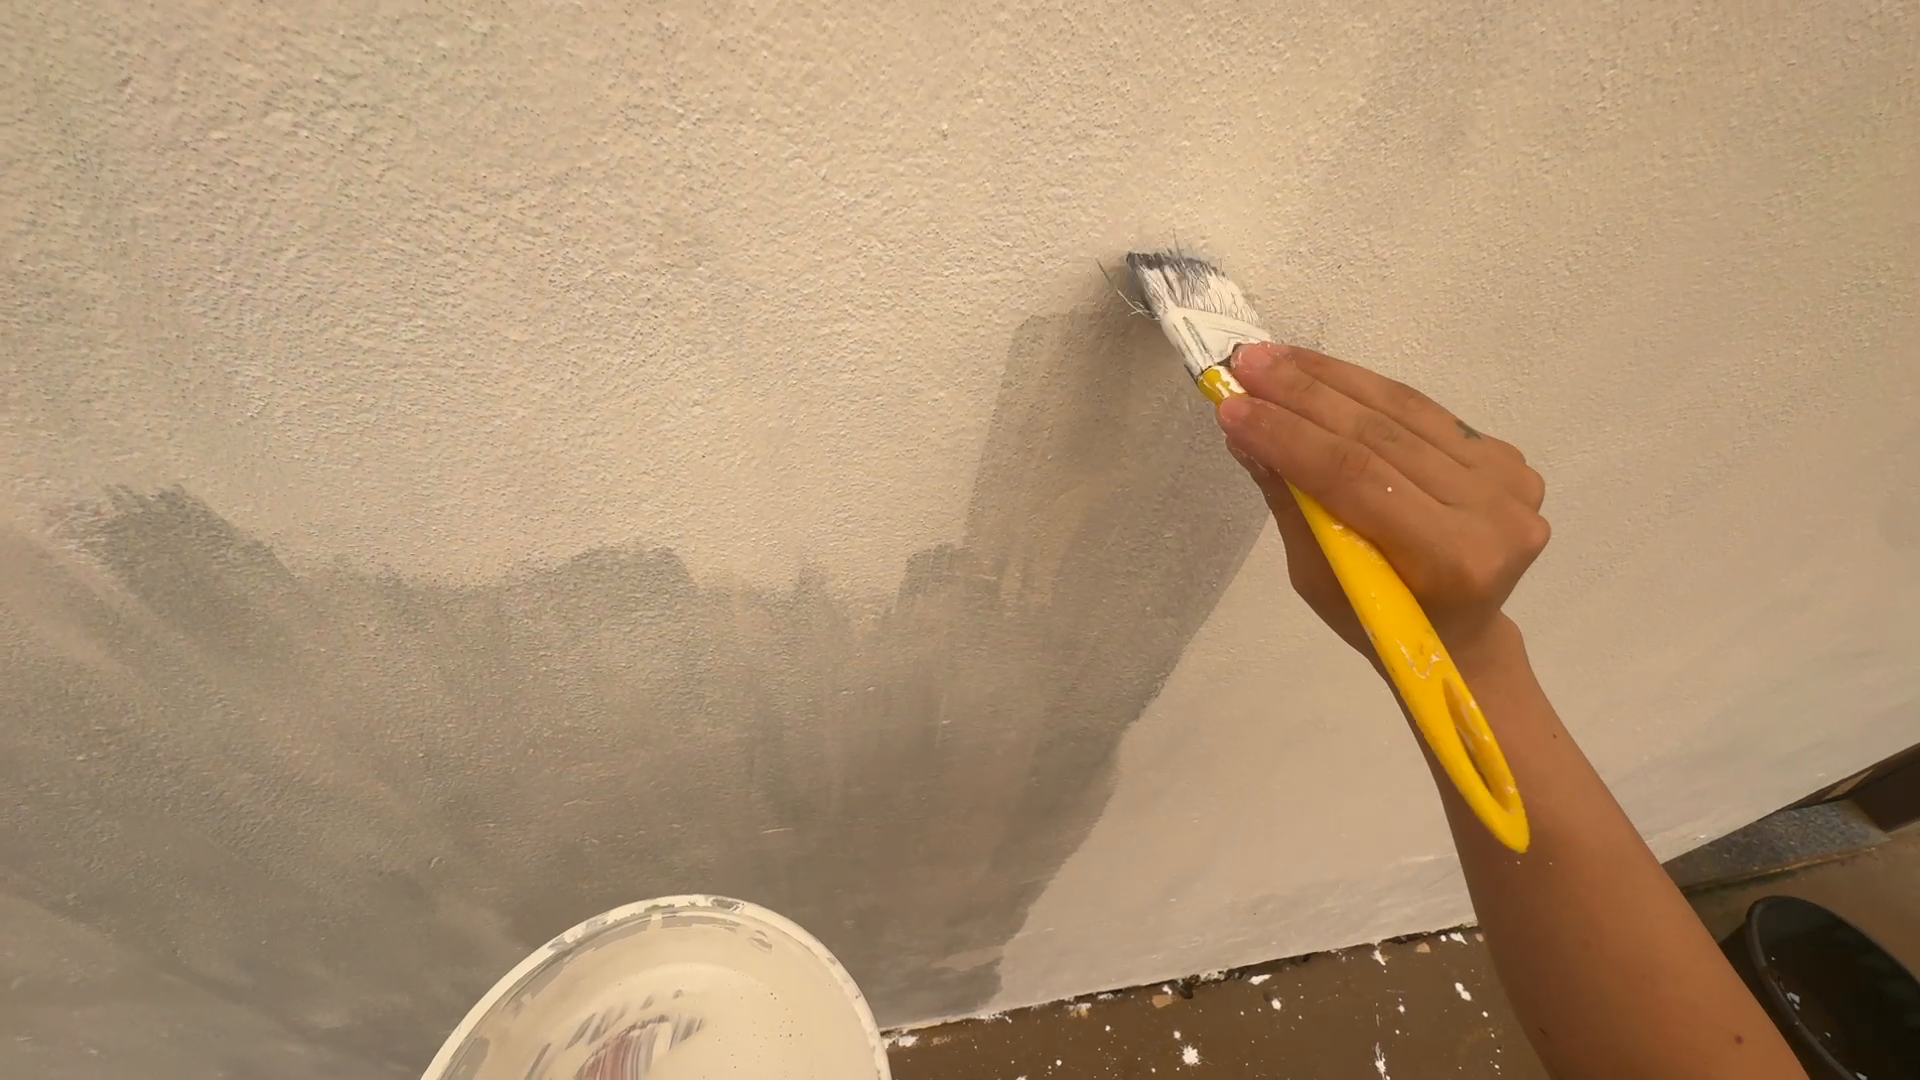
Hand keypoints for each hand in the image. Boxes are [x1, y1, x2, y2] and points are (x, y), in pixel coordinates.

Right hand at [1216, 343, 1549, 662]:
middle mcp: (1494, 512)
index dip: (1288, 437)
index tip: (1230, 406)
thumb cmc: (1375, 622)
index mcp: (1450, 560)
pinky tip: (1314, 370)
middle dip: (1300, 396)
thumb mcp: (1317, 578)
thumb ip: (1292, 502)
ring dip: (1326, 377)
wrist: (1457, 634)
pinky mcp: (1504, 455)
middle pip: (1380, 435)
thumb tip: (1245, 435)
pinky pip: (1419, 410)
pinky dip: (1360, 386)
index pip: (1355, 478)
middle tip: (1243, 364)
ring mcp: (1508, 478)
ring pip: (1401, 410)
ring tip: (1269, 357)